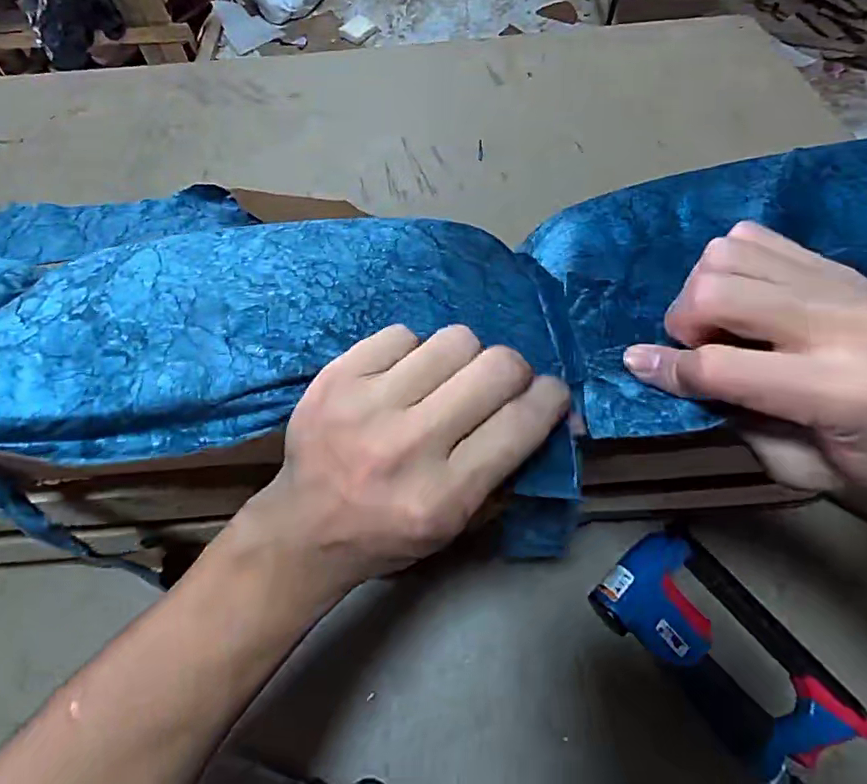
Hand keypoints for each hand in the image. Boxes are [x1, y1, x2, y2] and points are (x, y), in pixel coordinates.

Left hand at [234, 325, 570, 597]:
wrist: (303, 527)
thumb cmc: (391, 533)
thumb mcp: (458, 522)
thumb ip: (511, 466)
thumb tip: (562, 411)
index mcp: (444, 494)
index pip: (522, 422)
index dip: (551, 396)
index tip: (551, 391)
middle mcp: (408, 445)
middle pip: (496, 367)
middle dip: (513, 369)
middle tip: (499, 383)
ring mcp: (366, 405)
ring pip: (454, 339)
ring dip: (462, 357)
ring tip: (444, 380)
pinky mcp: (336, 376)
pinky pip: (403, 333)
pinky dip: (413, 351)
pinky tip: (401, 377)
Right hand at [622, 222, 866, 528]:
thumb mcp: (811, 472)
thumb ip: (737, 419)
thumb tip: (675, 375)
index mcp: (842, 392)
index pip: (722, 367)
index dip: (667, 368)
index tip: (634, 363)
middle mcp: (842, 325)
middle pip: (717, 291)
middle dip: (682, 321)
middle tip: (695, 350)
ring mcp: (845, 286)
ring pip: (729, 252)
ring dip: (705, 288)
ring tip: (722, 324)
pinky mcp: (843, 268)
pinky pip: (756, 238)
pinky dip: (732, 264)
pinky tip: (746, 299)